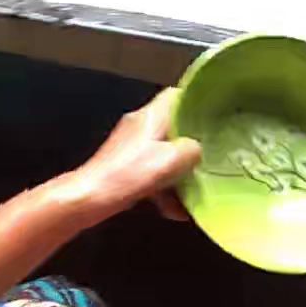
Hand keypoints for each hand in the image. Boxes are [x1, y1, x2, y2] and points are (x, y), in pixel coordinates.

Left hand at [55, 88, 200, 222]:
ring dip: (179, 173)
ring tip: (196, 192)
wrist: (91, 197)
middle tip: (211, 157)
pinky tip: (175, 211)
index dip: (196, 102)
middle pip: (172, 126)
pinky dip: (164, 189)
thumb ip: (191, 150)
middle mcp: (140, 126)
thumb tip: (196, 150)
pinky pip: (152, 173)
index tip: (214, 116)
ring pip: (163, 153)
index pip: (175, 95)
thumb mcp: (171, 160)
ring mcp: (131, 147)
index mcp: (150, 116)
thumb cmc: (130, 173)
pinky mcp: (125, 167)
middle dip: (192, 144)